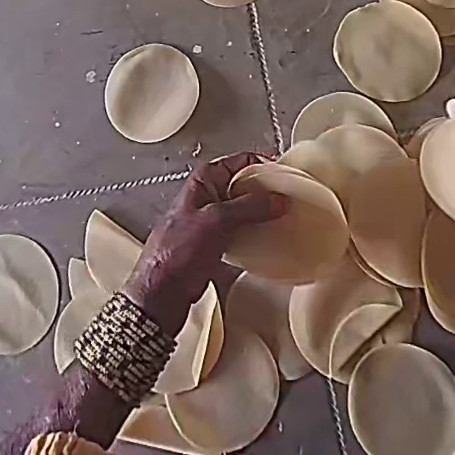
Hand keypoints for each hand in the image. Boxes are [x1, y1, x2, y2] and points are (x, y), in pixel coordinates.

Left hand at [125, 152, 286, 319]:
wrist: (162, 294)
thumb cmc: (178, 251)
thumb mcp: (217, 220)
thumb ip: (250, 206)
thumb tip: (280, 199)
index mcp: (204, 180)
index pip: (241, 161)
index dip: (265, 165)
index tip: (287, 176)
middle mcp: (209, 196)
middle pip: (247, 185)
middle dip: (269, 191)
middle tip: (292, 198)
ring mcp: (214, 220)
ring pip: (247, 209)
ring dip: (266, 213)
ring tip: (288, 217)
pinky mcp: (219, 242)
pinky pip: (245, 230)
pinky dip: (259, 232)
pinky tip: (274, 237)